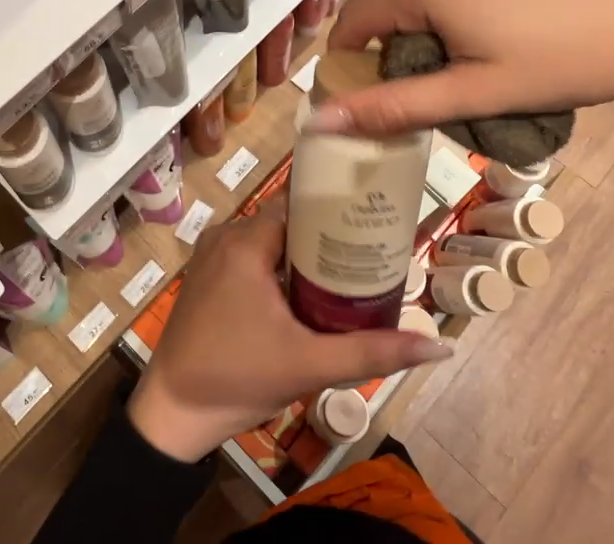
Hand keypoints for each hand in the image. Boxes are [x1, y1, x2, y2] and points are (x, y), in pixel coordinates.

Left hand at [126, 200, 451, 461]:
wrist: (173, 411)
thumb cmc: (238, 378)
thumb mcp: (310, 365)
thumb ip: (373, 352)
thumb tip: (440, 345)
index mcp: (245, 243)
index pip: (300, 203)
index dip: (338, 206)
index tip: (375, 216)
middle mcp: (225, 236)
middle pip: (288, 221)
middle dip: (328, 232)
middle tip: (375, 247)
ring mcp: (212, 256)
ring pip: (270, 240)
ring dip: (305, 251)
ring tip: (352, 265)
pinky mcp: (207, 277)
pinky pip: (251, 256)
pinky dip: (281, 265)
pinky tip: (312, 288)